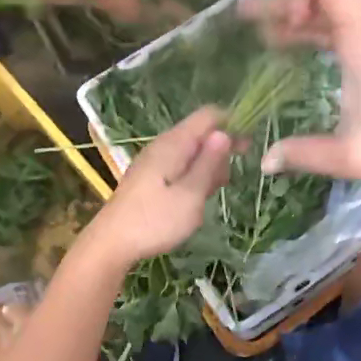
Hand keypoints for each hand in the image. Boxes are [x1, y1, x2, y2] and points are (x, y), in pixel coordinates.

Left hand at [79, 108, 232, 266]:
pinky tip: (196, 197)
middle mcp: (163, 145)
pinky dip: (194, 175)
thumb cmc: (155, 221)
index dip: (232, 124)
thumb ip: (209, 164)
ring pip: (191, 151)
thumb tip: (225, 133)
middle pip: (200, 132)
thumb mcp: (190, 195)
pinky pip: (179, 165)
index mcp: (174, 144)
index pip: (208, 115)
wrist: (111, 244)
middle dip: (221, 149)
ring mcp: (154, 161)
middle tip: (229, 179)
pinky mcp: (150, 177)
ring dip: (208, 166)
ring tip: (213, 192)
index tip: (249, 147)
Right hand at [251, 0, 360, 180]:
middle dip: (286, 1)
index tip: (288, 24)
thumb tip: (265, 162)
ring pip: (332, 5)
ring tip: (267, 37)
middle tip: (249, 20)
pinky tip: (296, 48)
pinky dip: (316, 28)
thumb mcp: (352, 156)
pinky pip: (342, 22)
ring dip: (299, 16)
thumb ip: (305, 155)